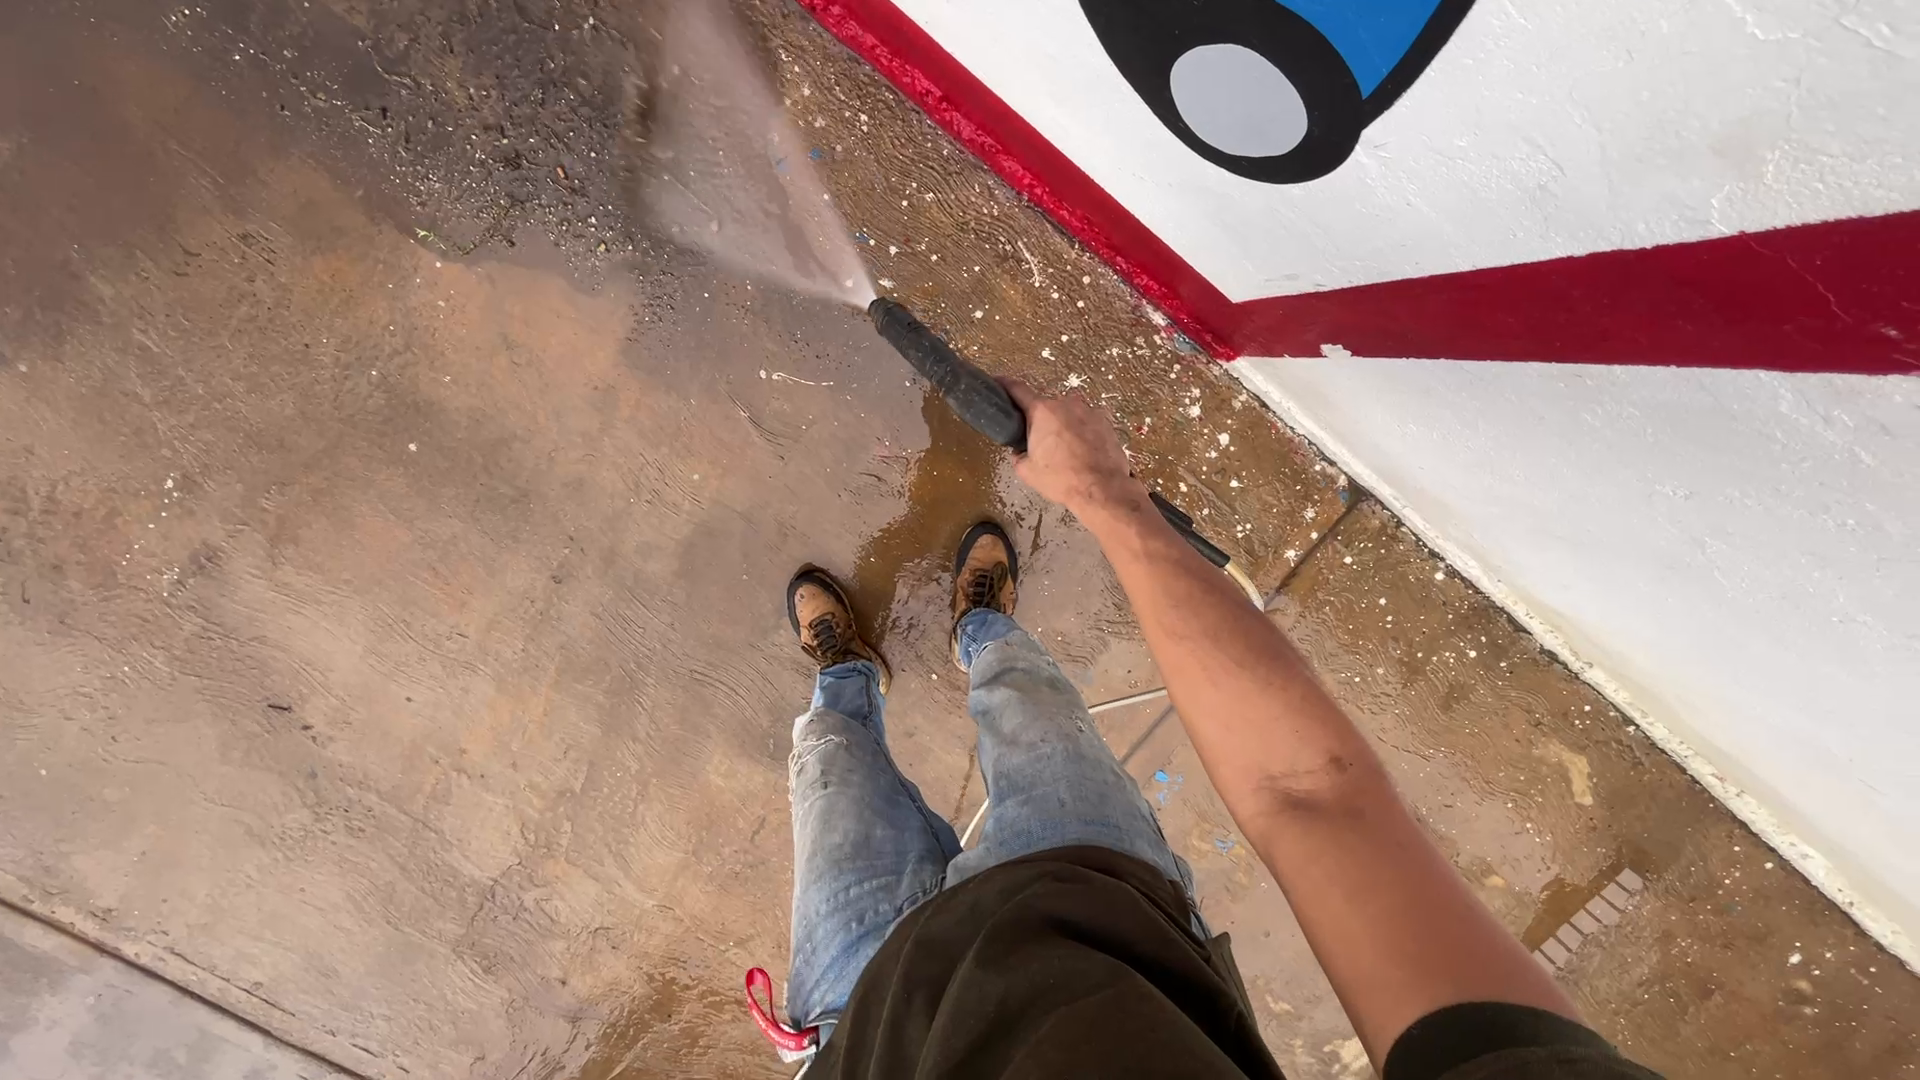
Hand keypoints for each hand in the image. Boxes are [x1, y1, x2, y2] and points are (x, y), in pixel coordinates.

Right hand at [998, 377, 1146, 517]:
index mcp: (1042, 412)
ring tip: (1065, 453)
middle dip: (1041, 422)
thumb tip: (1021, 453)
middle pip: (1046, 407)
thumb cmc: (1064, 479)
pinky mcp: (1105, 422)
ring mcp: (1089, 411)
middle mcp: (1066, 405)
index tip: (999, 381)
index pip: (1018, 390)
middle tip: (1040, 445)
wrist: (1100, 489)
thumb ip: (1018, 456)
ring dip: (1064, 428)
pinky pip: (1087, 424)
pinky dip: (1082, 434)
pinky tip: (1082, 453)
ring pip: (1069, 415)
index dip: (1006, 385)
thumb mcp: (1027, 471)